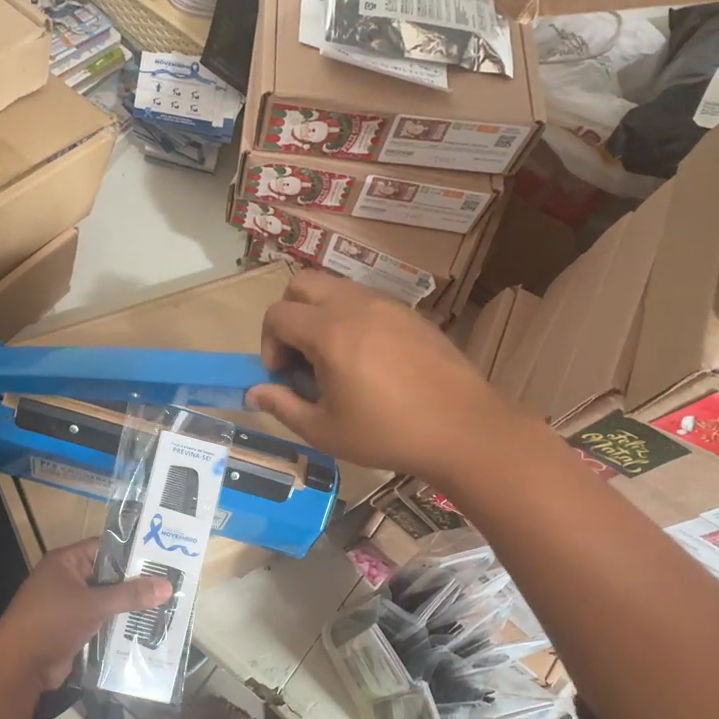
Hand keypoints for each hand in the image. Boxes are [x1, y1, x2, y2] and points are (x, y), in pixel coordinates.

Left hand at [0, 538, 171, 695]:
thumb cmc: (51, 623)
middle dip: (136, 582)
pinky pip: (102, 622)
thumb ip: (129, 595)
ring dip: (129, 606)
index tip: (163, 557)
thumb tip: (168, 585)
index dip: (132, 551)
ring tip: (167, 606)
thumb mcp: (93, 605)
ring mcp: (69, 605)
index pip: (105, 547)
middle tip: (172, 583)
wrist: (19, 668)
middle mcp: (67, 579)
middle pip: (108, 575)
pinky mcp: (73, 629)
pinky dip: (119, 625)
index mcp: (65, 562)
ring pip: (106, 601)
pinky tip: (147, 629)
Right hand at [245, 272, 524, 481]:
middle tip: (300, 356)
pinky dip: (353, 319)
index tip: (283, 377)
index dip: (269, 345)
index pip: (277, 315)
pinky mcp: (412, 314)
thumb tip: (254, 392)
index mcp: (329, 332)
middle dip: (289, 315)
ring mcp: (388, 305)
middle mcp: (356, 306)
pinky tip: (369, 361)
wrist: (463, 429)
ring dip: (321, 314)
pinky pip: (368, 302)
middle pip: (303, 284)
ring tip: (334, 359)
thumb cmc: (387, 434)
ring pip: (337, 288)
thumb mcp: (325, 430)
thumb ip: (283, 406)